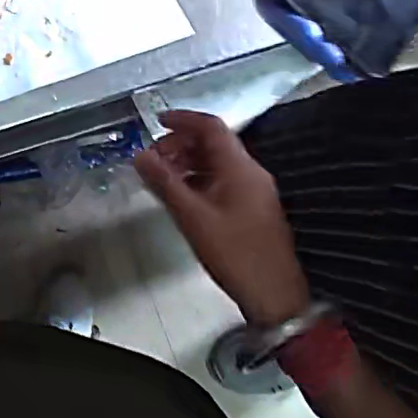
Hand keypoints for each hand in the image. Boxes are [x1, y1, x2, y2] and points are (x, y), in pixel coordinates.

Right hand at [133, 110, 309, 326]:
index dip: (183, 119)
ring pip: (217, 162)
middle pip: (213, 143)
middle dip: (180, 143)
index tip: (156, 122)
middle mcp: (249, 172)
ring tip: (162, 176)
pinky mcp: (253, 207)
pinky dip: (198, 178)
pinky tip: (181, 195)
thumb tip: (139, 155)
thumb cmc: (235, 253)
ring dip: (188, 161)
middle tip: (153, 157)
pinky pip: (222, 179)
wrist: (278, 297)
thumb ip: (165, 183)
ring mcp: (254, 190)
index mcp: (238, 168)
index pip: (210, 127)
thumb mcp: (192, 217)